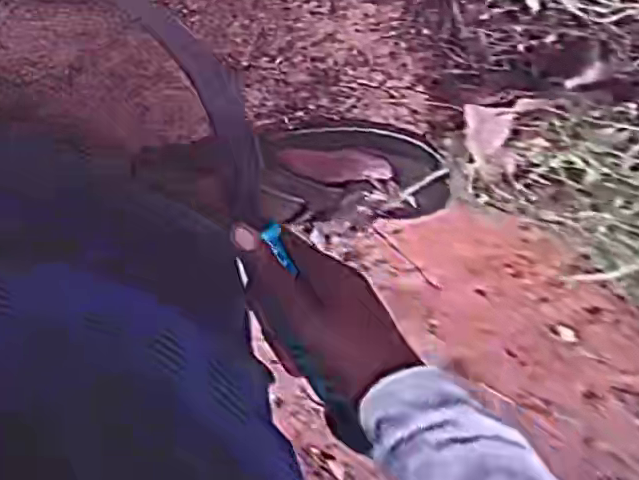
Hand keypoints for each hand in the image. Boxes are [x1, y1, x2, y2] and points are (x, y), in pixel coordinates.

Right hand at [233, 224, 420, 405]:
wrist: (398, 408)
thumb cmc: (340, 353)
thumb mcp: (292, 309)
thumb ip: (264, 268)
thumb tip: (240, 229)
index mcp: (328, 267)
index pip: (278, 237)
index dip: (257, 255)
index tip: (254, 284)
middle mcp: (343, 279)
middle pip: (286, 272)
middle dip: (271, 301)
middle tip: (275, 328)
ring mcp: (355, 306)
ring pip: (299, 300)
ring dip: (287, 325)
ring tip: (293, 353)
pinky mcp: (362, 331)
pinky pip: (318, 321)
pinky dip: (307, 338)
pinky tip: (308, 360)